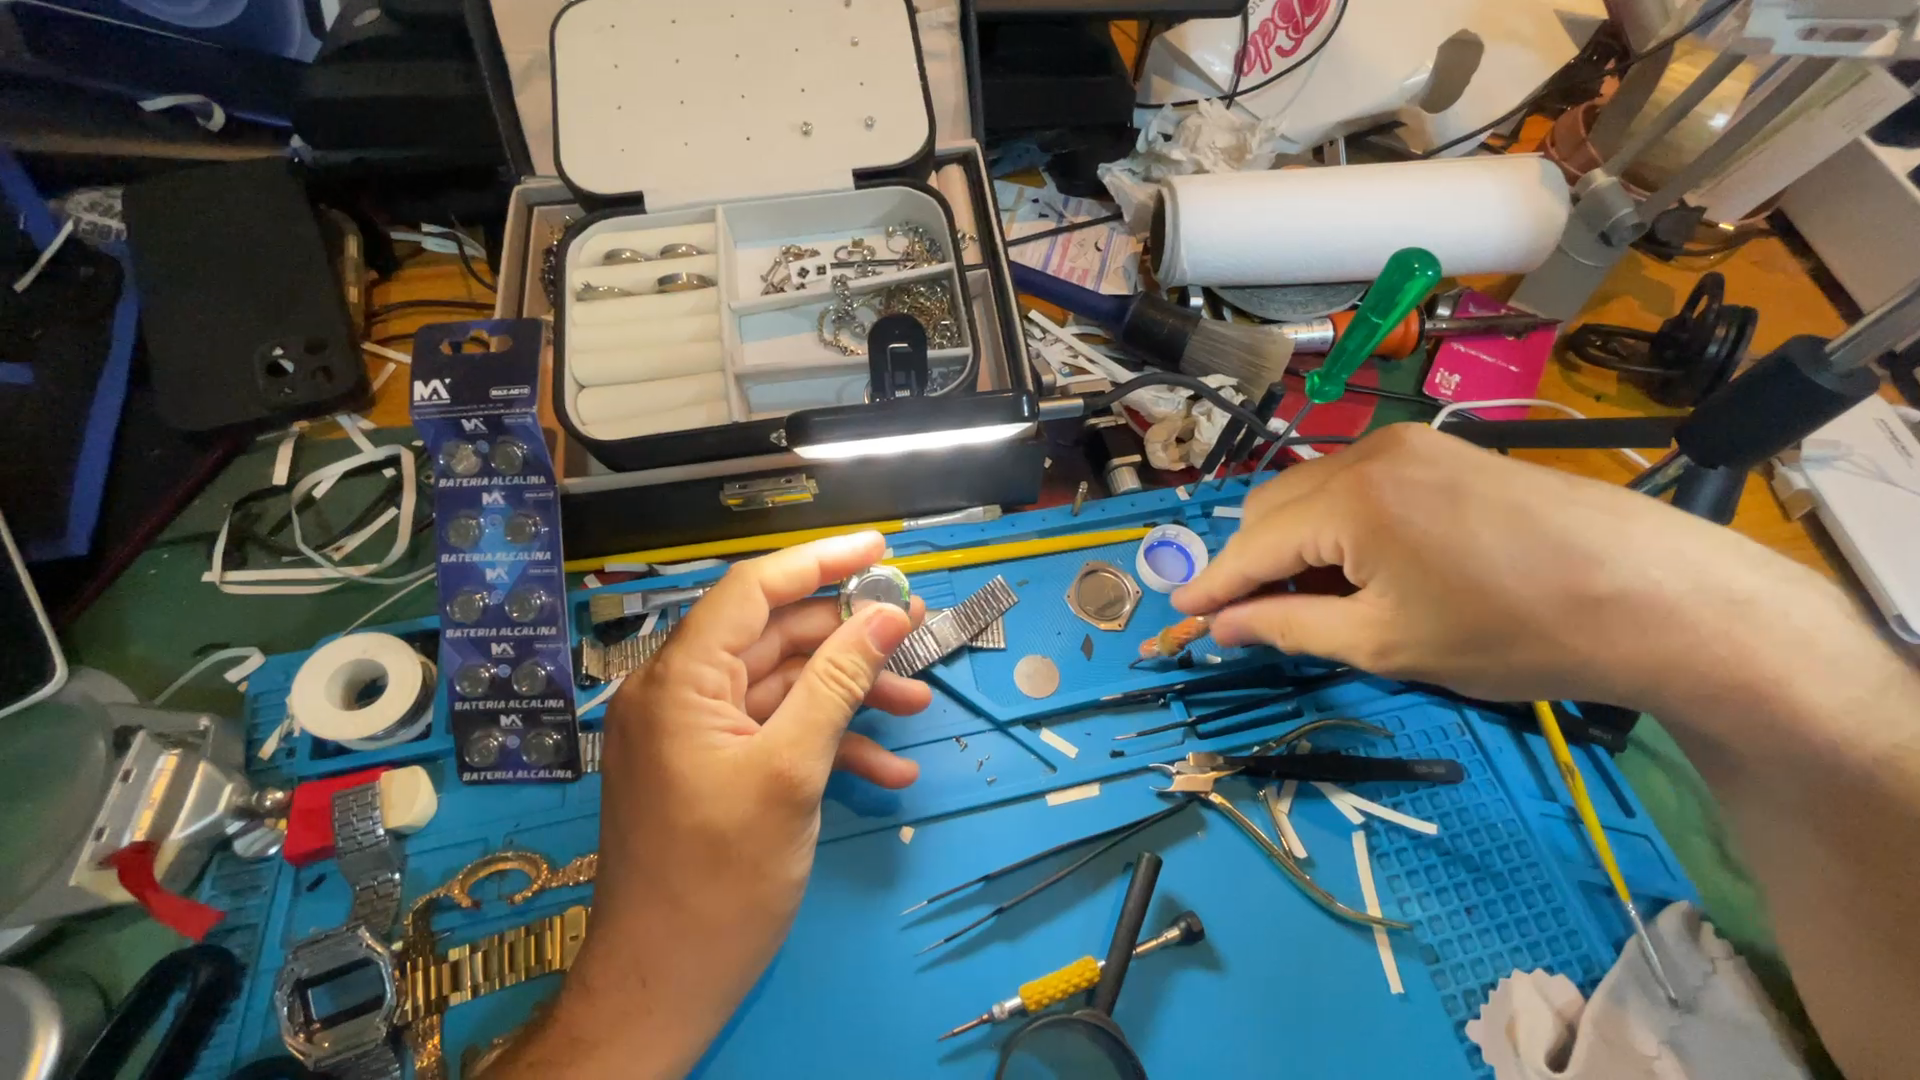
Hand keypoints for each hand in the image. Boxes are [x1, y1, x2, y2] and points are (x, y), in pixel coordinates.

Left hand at [535, 533, 929, 1076]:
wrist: (664, 988)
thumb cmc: (721, 879)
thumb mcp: (792, 770)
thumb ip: (838, 682)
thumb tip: (886, 616)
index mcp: (680, 679)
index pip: (753, 589)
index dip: (821, 561)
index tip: (880, 550)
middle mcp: (682, 694)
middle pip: (777, 638)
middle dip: (850, 637)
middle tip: (917, 630)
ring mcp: (697, 734)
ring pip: (785, 687)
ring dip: (851, 693)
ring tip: (918, 700)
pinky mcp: (715, 768)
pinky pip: (776, 734)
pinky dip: (828, 742)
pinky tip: (887, 768)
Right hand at [1173, 424, 1864, 712]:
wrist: (1660, 596)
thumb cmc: (1511, 632)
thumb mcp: (1384, 645)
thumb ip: (1287, 628)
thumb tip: (1222, 627)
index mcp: (1346, 500)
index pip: (1251, 547)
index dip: (1211, 586)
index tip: (1179, 614)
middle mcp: (1365, 455)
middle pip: (1270, 508)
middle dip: (1249, 562)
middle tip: (1250, 616)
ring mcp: (1406, 444)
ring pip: (1309, 492)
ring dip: (1291, 541)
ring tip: (1311, 595)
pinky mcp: (1439, 450)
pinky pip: (1353, 484)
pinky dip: (1334, 523)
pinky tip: (1360, 562)